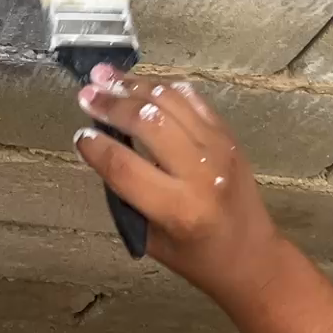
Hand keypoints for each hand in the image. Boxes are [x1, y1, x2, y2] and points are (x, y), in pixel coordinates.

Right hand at [73, 65, 284, 300]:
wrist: (252, 256)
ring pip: (168, 100)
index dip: (96, 147)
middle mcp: (201, 173)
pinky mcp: (227, 133)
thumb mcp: (150, 237)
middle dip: (110, 104)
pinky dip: (159, 86)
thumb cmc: (196, 255)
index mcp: (180, 210)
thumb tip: (99, 141)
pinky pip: (189, 96)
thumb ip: (125, 190)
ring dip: (131, 85)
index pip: (125, 167)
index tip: (80, 136)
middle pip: (147, 122)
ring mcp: (218, 147)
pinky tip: (137, 83)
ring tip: (103, 76)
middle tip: (86, 95)